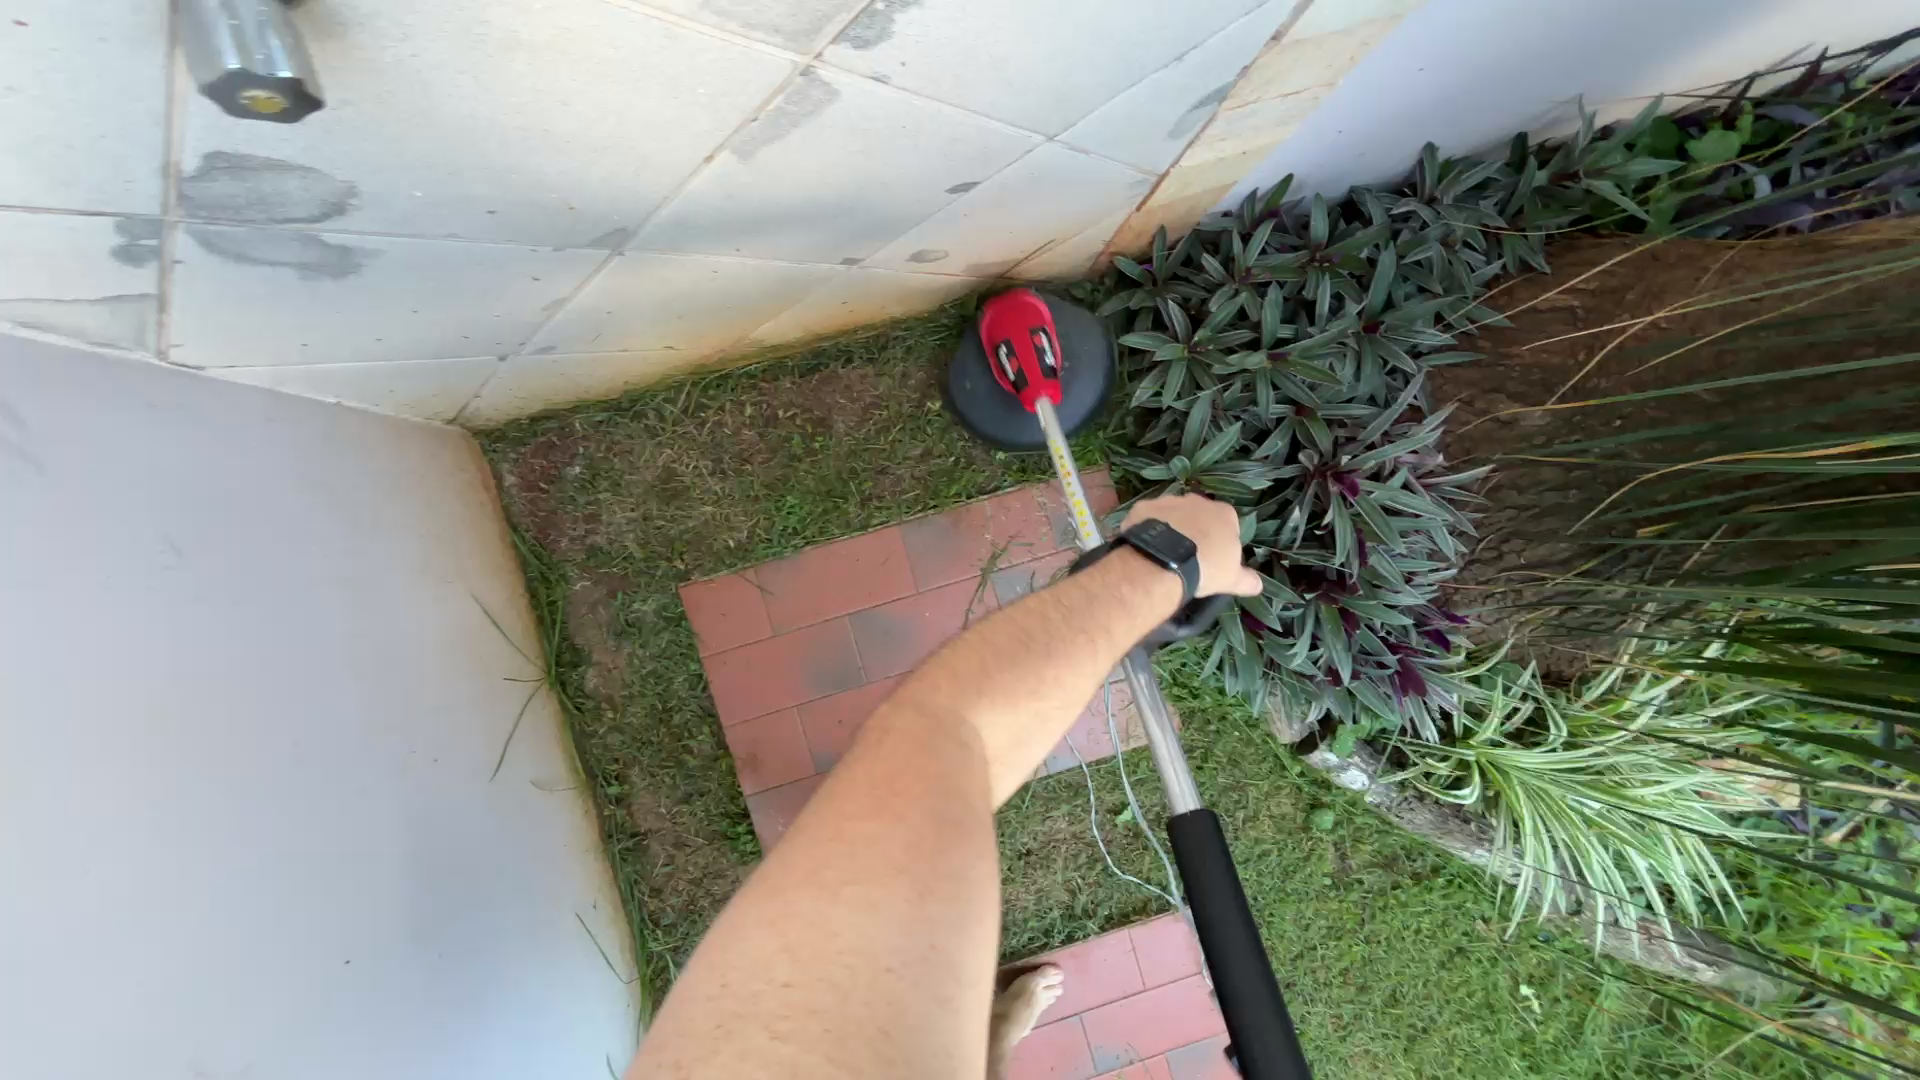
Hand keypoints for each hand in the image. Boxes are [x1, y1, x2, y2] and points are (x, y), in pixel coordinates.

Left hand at [1122, 494, 1261, 597]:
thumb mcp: (1231, 578)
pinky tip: (1144, 546)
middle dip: (1194, 530)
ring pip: (1171, 513)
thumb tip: (1258, 584)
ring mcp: (1168, 501)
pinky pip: (1147, 517)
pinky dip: (1146, 528)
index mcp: (1224, 513)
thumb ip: (1247, 579)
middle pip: (1198, 515)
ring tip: (1164, 552)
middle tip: (1187, 555)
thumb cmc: (1205, 568)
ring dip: (1169, 527)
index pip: (1227, 524)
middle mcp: (1197, 500)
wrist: (1164, 563)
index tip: (1212, 557)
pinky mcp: (1143, 507)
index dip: (1219, 541)